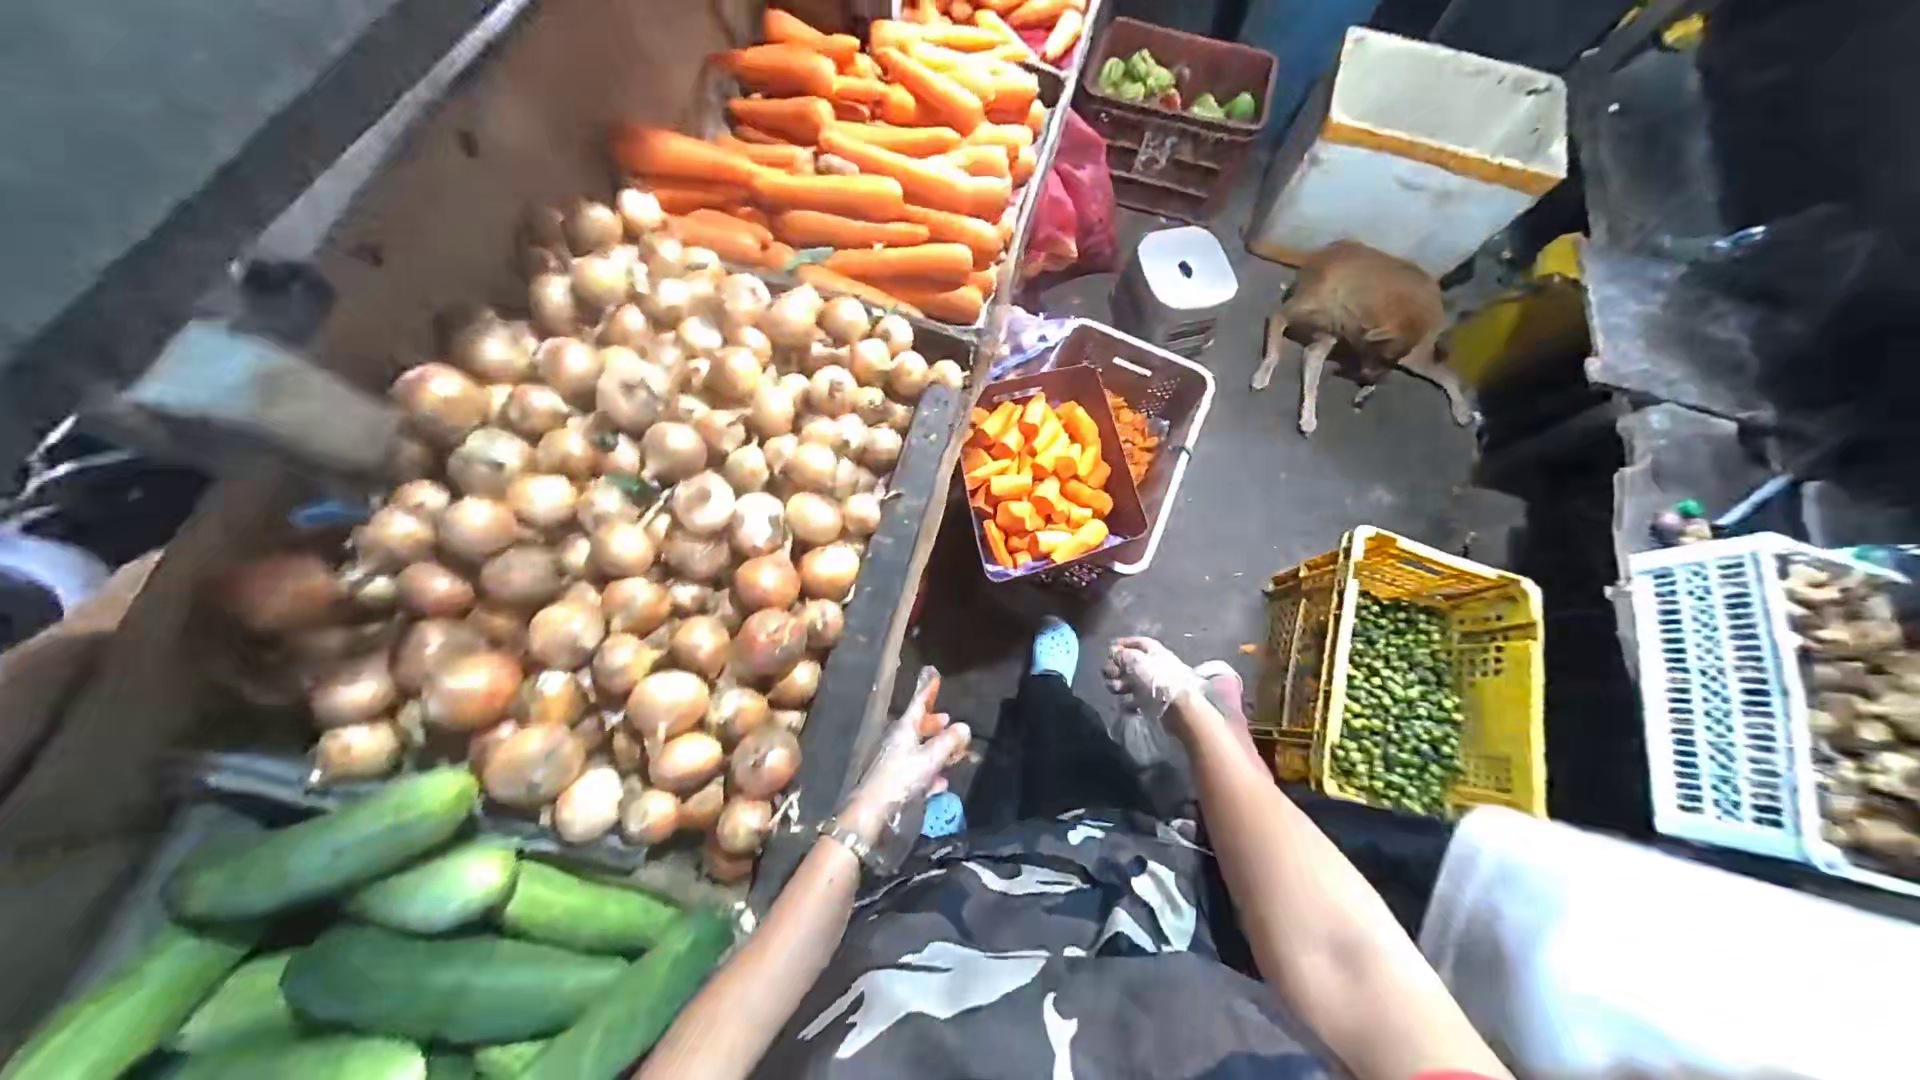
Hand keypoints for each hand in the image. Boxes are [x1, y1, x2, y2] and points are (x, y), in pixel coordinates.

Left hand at [837, 667, 970, 847]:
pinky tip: (941, 782)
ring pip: (920, 749)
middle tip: (948, 720)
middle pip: (918, 726)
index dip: (927, 690)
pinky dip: (931, 772)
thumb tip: (964, 726)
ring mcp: (895, 762)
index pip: (918, 704)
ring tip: (953, 752)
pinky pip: (918, 771)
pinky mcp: (896, 782)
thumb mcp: (929, 759)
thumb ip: (948, 743)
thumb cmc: (899, 779)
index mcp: (904, 730)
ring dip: (936, 748)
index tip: (934, 674)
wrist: (871, 814)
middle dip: (934, 723)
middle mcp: (898, 742)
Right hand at [1104, 636, 1207, 724]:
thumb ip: (1121, 654)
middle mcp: (1151, 665)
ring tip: (1119, 690)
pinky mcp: (1149, 701)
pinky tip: (1127, 705)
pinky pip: (1132, 700)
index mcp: (1151, 651)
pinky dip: (1127, 703)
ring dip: (1117, 685)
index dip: (1121, 644)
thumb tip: (1114, 652)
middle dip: (1114, 668)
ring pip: (1125, 682)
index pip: (1134, 642)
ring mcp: (1149, 684)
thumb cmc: (1157, 678)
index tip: (1109, 651)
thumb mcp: (1136, 660)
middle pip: (1126, 663)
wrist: (1177, 707)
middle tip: (1113, 674)